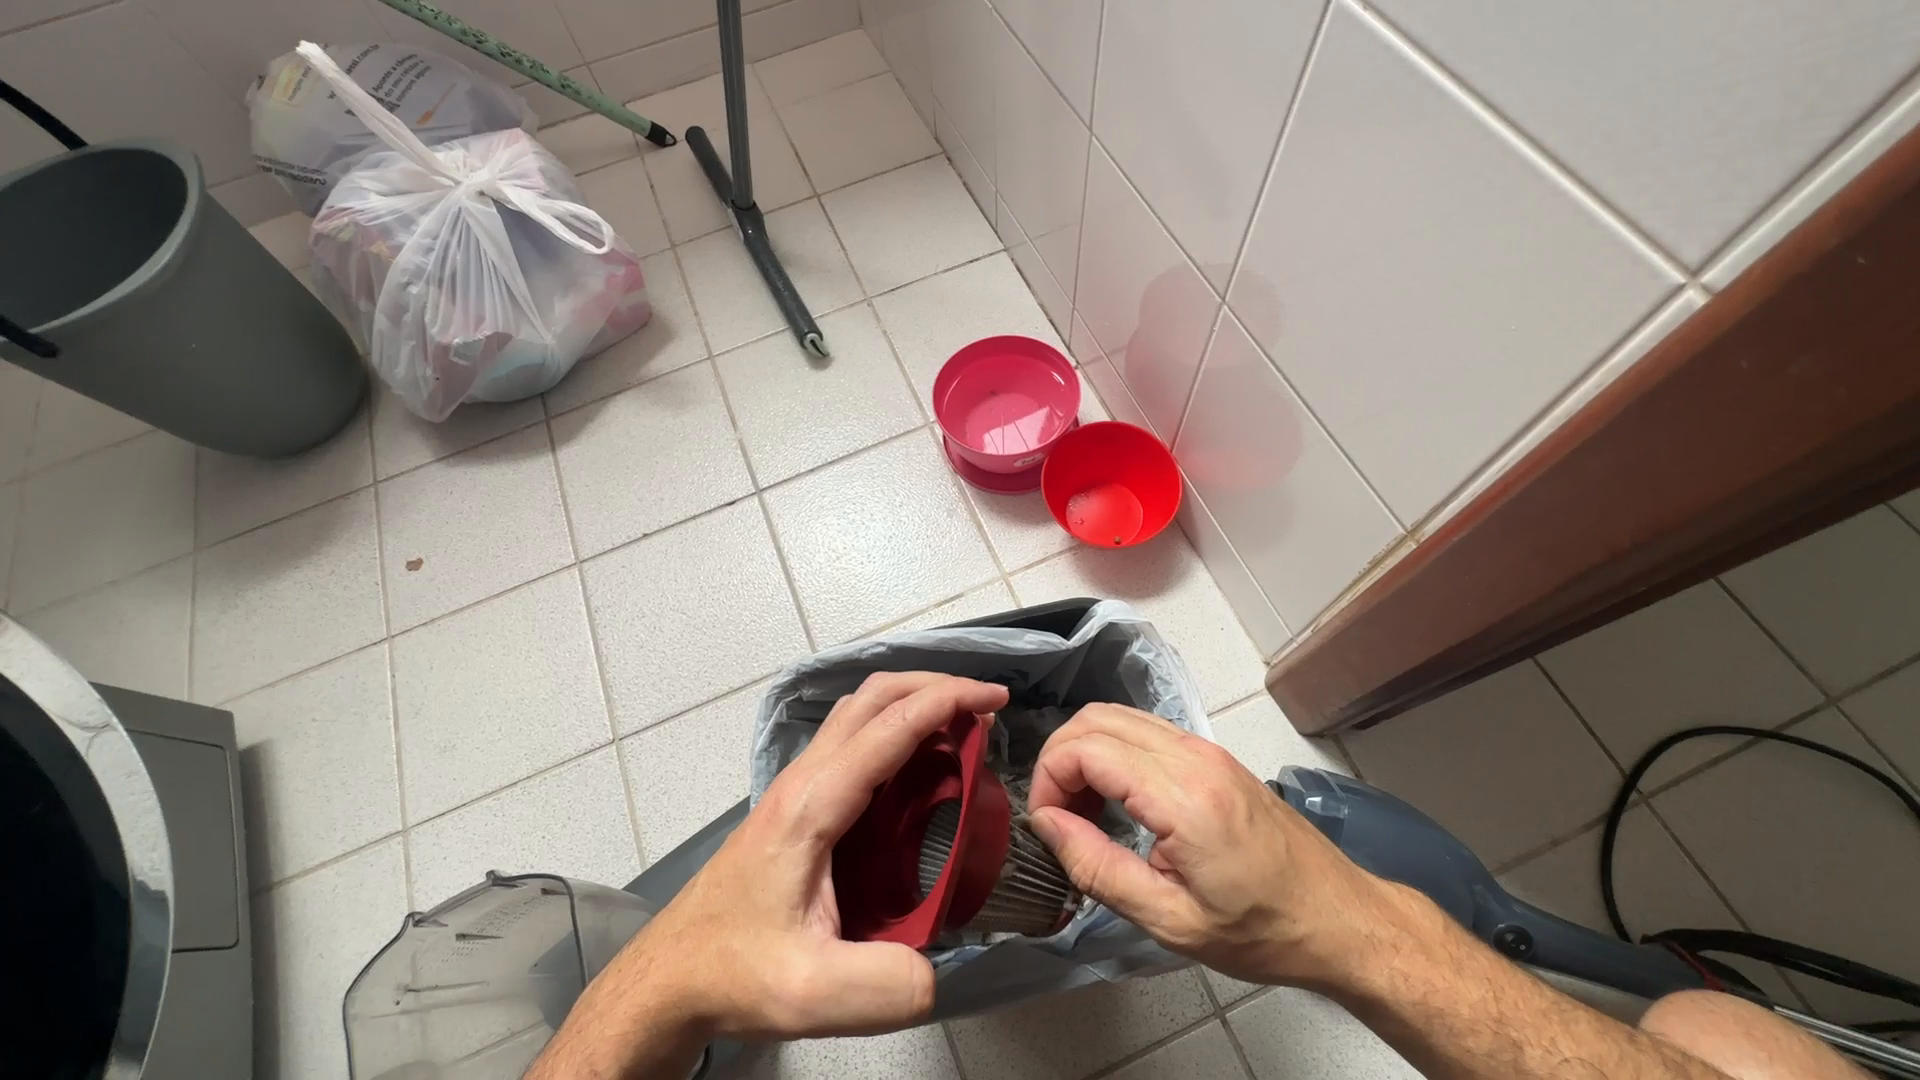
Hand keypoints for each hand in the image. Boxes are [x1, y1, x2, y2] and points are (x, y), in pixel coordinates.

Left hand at [585, 674, 1009, 1048]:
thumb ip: (887, 984)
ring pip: (860, 713)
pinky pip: (854, 742)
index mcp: (813, 805)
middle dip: (934, 684)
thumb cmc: (734, 971)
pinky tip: (920, 767)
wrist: (671, 974)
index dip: (947, 700)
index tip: (996, 697)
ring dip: (913, 702)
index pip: (889, 726)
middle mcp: (804, 779)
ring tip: (962, 726)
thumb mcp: (811, 992)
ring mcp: (798, 787)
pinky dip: (896, 731)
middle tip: (986, 703)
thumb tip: (939, 968)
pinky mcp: (800, 804)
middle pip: (873, 696)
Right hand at [1024, 703, 1404, 989]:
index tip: (1045, 824)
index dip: (1048, 779)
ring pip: (1117, 715)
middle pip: (1095, 719)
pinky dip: (1112, 750)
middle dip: (1059, 759)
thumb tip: (1045, 823)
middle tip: (1057, 815)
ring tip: (1083, 809)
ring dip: (1084, 751)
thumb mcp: (1170, 919)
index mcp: (1182, 795)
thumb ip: (1097, 867)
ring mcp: (1206, 748)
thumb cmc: (1260, 930)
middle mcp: (1193, 755)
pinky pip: (1143, 728)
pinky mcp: (1214, 754)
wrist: (1340, 919)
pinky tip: (1115, 797)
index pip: (1085, 748)